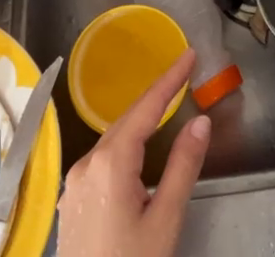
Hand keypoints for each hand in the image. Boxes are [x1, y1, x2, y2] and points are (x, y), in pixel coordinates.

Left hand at [57, 50, 209, 256]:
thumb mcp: (165, 218)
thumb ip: (182, 166)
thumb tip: (200, 121)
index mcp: (109, 163)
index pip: (145, 109)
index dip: (169, 80)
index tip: (189, 55)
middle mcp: (86, 166)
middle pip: (126, 120)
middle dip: (155, 96)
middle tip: (184, 74)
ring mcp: (75, 185)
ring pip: (112, 140)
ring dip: (139, 120)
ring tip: (166, 104)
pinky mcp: (74, 204)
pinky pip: (102, 160)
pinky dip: (125, 144)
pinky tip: (138, 148)